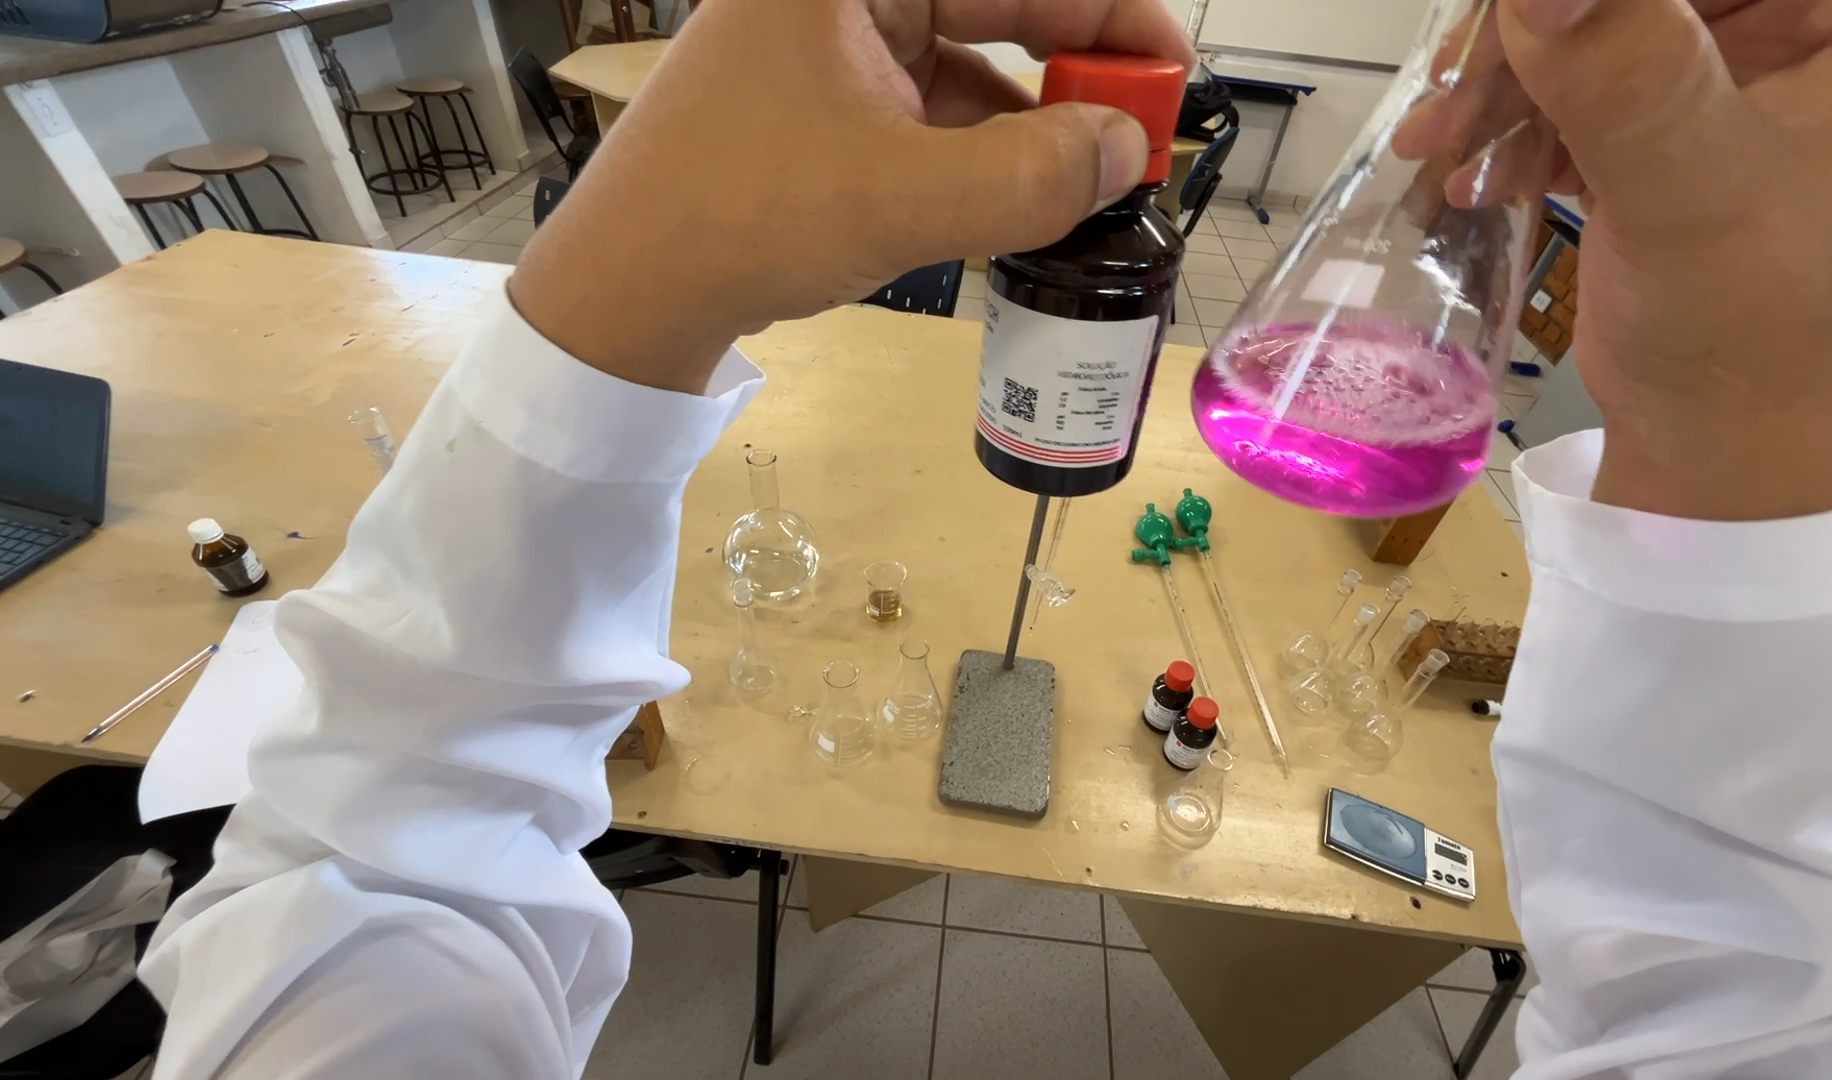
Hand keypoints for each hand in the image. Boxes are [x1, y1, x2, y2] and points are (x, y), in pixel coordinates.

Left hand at [509, 0, 1191, 393]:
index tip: (1169, 73)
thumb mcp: (903, 199)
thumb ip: (1030, 178)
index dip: (1109, 13)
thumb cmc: (751, 220)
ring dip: (1028, 129)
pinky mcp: (831, 110)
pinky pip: (930, 120)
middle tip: (1136, 132)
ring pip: (967, 74)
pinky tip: (1014, 200)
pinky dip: (979, 158)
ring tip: (1083, 184)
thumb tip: (1131, 151)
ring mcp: (836, 51)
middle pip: (995, 9)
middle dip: (1074, 72)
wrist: (640, 287)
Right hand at [1404, 0, 1831, 519]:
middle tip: (1446, 87)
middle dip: (1534, 44)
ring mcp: (1724, 87)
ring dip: (1504, 97)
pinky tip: (1469, 182)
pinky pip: (1573, 111)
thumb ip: (1622, 78)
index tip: (1501, 21)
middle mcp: (1804, 27)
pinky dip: (1512, 141)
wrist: (1716, 423)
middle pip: (1638, 2)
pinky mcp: (1660, 143)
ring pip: (1596, 49)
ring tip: (1429, 146)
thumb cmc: (1742, 314)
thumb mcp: (1689, 188)